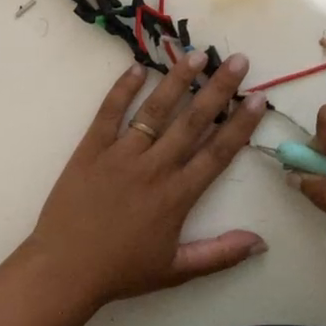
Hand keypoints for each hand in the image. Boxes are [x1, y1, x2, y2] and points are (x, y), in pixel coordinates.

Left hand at [19, 52, 268, 310]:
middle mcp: (153, 168)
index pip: (217, 153)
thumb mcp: (176, 270)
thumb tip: (260, 242)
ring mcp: (120, 155)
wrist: (65, 268)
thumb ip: (220, 254)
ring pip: (154, 111)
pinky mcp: (90, 149)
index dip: (240, 125)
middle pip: (191, 122)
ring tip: (195, 55)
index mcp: (177, 196)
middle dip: (217, 89)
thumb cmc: (121, 271)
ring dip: (176, 81)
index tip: (258, 99)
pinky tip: (136, 68)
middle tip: (236, 60)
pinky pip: (108, 113)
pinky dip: (122, 90)